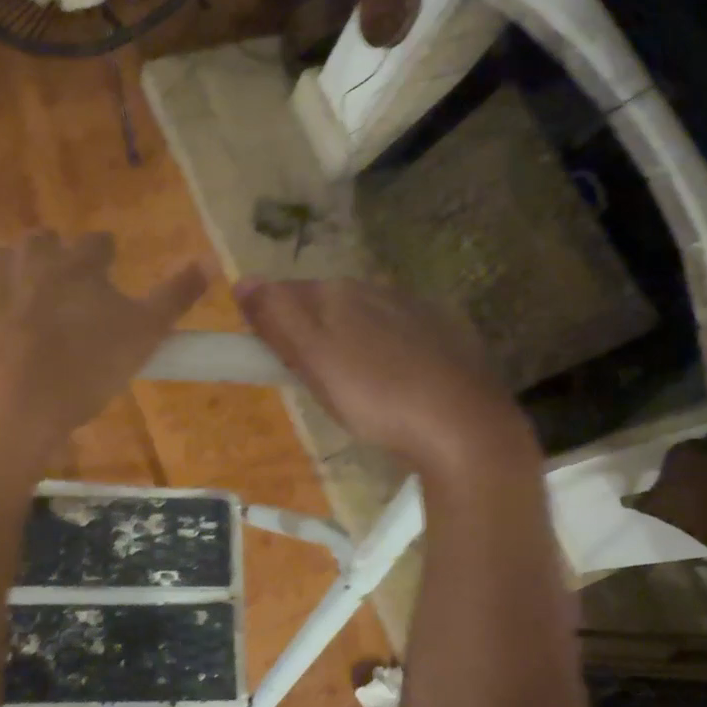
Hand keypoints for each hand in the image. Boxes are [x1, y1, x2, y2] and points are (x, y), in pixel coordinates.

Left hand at [0, 231, 206, 468]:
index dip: (99, 272)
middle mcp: (23, 249)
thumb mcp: (141, 340)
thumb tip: (211, 259)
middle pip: (40, 251)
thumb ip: (175, 297)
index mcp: (75, 258)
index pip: (97, 247)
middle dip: (46, 276)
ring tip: (3, 338)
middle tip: (48, 325)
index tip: (95, 302)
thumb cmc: (76, 378)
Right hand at [234, 278, 538, 477]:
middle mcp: (380, 290)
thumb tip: (242, 280)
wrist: (463, 427)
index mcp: (341, 293)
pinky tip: (394, 381)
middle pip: (329, 302)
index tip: (266, 354)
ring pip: (368, 317)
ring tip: (350, 383)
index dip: (272, 320)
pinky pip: (404, 335)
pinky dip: (389, 351)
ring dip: (351, 338)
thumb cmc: (375, 396)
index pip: (288, 292)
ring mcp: (420, 311)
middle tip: (305, 374)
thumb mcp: (314, 360)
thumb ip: (278, 318)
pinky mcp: (451, 337)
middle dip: (311, 328)